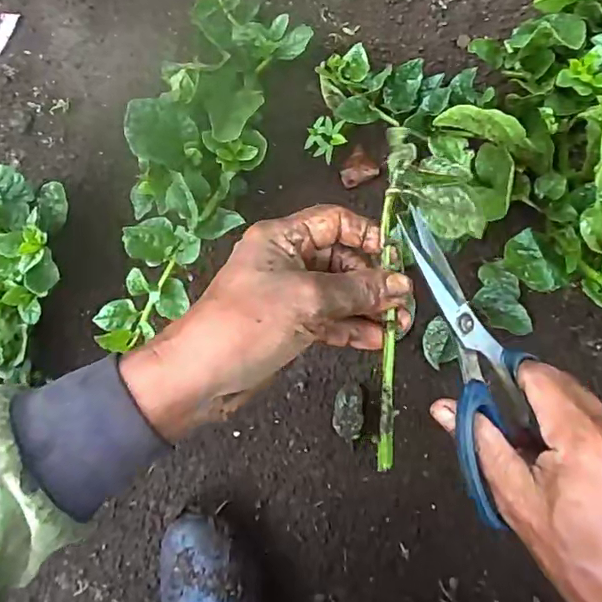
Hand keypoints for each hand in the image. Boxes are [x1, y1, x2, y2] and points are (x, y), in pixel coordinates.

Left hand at [123, 205, 411, 440]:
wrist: (199, 379)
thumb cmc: (250, 324)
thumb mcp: (309, 300)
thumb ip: (359, 290)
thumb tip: (402, 285)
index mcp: (283, 238)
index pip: (336, 222)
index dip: (368, 237)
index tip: (397, 260)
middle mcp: (288, 260)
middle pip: (344, 259)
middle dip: (375, 281)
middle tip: (402, 304)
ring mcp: (291, 293)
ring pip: (341, 292)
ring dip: (370, 308)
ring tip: (398, 327)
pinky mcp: (293, 323)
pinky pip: (332, 317)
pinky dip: (353, 327)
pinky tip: (377, 340)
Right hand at [430, 362, 601, 601]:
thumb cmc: (578, 560)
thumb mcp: (518, 503)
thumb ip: (483, 445)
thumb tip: (447, 409)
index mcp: (582, 442)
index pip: (540, 376)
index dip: (513, 376)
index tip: (496, 388)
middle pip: (565, 385)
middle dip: (537, 398)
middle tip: (520, 432)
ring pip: (590, 404)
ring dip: (566, 416)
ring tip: (555, 457)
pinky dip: (593, 434)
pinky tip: (586, 469)